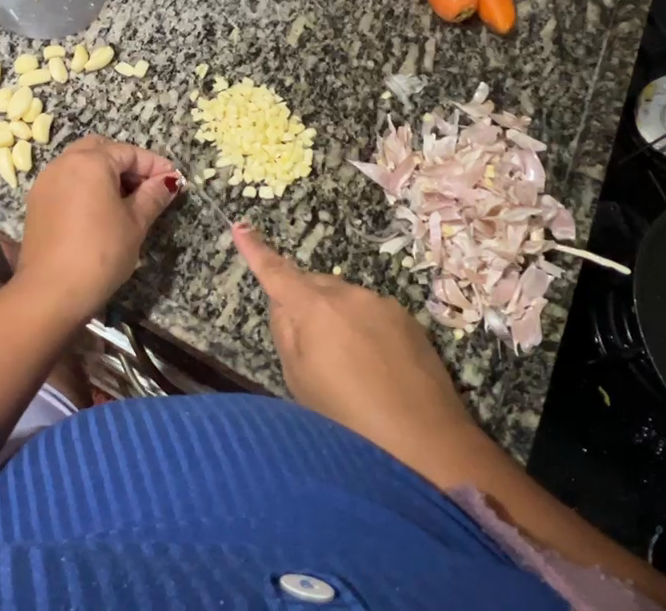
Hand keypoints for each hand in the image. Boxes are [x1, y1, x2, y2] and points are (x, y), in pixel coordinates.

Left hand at [17, 136, 179, 318]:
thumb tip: (169, 181)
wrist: (50, 291)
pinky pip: (66, 181)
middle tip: (147, 186)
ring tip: (126, 200)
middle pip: (100, 150)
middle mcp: (63, 163)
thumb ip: (152, 196)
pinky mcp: (36, 202)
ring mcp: (45, 182)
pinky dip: (85, 186)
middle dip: (126, 163)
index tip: (174, 180)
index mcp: (90, 162)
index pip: (128, 152)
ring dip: (104, 173)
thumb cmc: (100, 253)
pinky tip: (99, 211)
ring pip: (80, 163)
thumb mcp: (134, 224)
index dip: (154, 165)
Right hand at [235, 222, 474, 451]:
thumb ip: (285, 332)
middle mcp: (348, 294)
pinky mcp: (409, 319)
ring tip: (349, 368)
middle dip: (305, 304)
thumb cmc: (347, 416)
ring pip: (345, 301)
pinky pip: (373, 314)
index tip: (240, 226)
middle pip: (313, 286)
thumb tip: (284, 304)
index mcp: (314, 308)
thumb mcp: (298, 379)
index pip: (276, 272)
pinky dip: (365, 331)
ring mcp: (382, 304)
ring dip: (338, 319)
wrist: (425, 438)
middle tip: (309, 349)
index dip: (256, 250)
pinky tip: (376, 369)